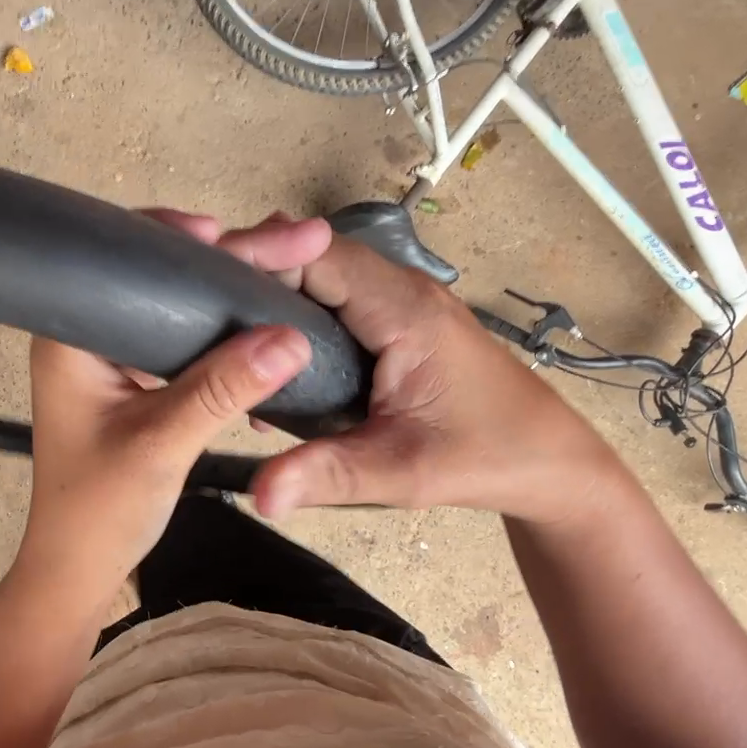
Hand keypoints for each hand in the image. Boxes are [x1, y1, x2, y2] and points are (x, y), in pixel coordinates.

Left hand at [19, 213, 317, 586]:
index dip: (179, 240)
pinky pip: (176, 336)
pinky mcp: (127, 380)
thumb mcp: (162, 445)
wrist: (80, 564)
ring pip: (170, 305)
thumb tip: (290, 338)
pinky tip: (256, 320)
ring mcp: (106, 358)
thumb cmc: (99, 509)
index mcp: (68, 337)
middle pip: (153, 277)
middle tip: (291, 243)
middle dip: (221, 260)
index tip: (236, 234)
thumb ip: (221, 390)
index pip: (123, 263)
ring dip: (223, 292)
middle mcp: (82, 335)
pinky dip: (216, 327)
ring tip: (283, 269)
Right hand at [227, 219, 623, 523]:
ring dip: (270, 287)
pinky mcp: (393, 321)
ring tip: (217, 325)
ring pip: (319, 271)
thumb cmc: (484, 457)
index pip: (317, 253)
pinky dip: (292, 307)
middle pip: (311, 252)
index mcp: (402, 311)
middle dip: (253, 267)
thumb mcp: (401, 472)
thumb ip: (327, 475)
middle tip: (197, 307)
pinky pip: (332, 295)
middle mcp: (400, 291)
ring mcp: (398, 302)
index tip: (204, 277)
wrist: (549, 461)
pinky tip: (263, 351)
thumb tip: (258, 495)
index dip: (259, 253)